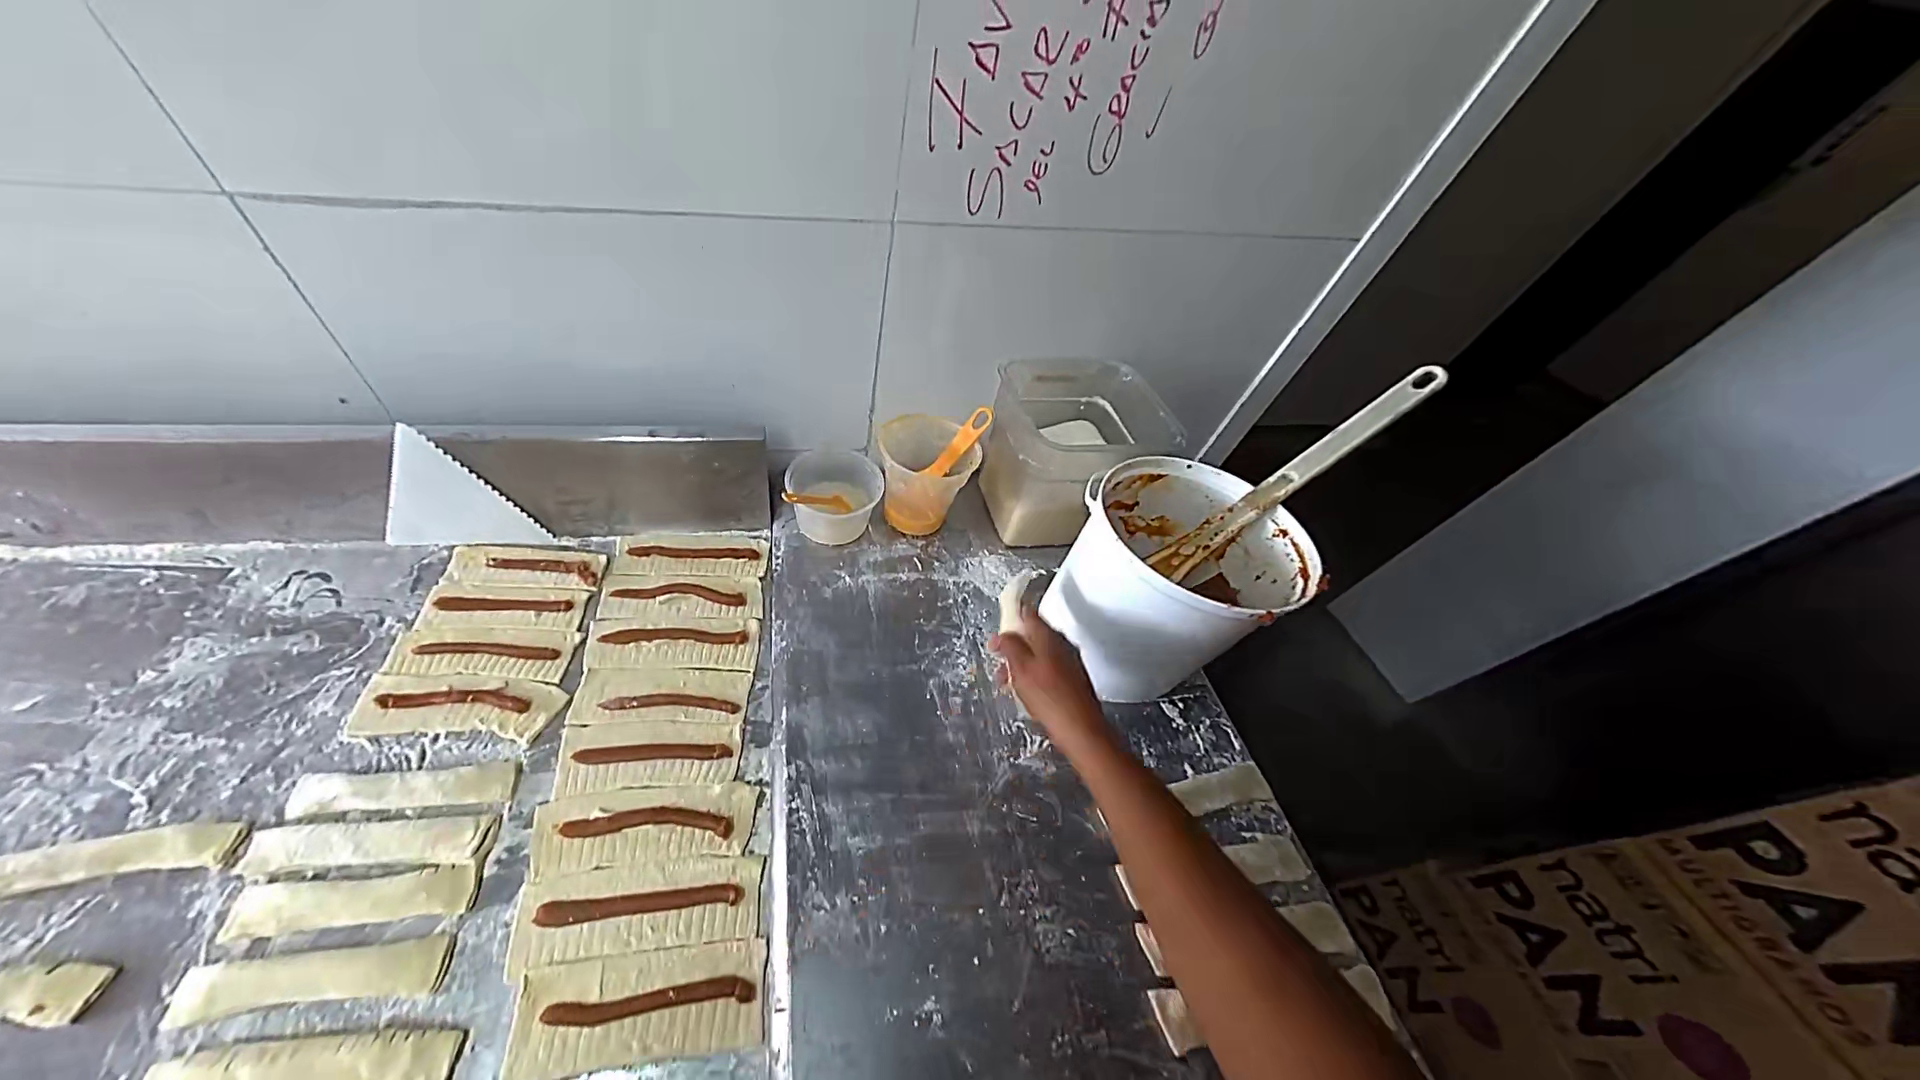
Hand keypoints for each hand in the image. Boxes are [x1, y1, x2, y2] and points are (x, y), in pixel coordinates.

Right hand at [989, 609, 1109, 746]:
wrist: (1080, 729)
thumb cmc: (1049, 698)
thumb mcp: (1019, 669)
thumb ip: (1009, 646)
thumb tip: (1001, 635)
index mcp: (1049, 636)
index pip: (1028, 614)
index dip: (1010, 619)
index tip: (999, 631)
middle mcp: (1063, 644)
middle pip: (1034, 634)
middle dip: (1015, 646)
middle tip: (1000, 659)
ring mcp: (1071, 661)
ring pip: (1041, 653)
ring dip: (1023, 662)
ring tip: (1009, 681)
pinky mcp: (1074, 679)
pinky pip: (1050, 668)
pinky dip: (1036, 674)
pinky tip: (1028, 691)